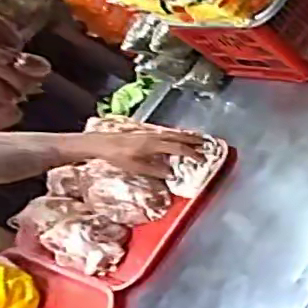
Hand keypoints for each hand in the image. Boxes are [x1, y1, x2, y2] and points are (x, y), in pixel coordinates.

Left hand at [72, 130, 204, 178]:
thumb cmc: (117, 156)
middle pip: (180, 137)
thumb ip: (156, 171)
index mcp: (154, 145)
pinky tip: (178, 136)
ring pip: (174, 133)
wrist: (99, 143)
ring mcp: (150, 132)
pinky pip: (167, 131)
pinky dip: (177, 134)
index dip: (192, 154)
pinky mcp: (146, 131)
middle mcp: (155, 136)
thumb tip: (173, 175)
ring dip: (187, 136)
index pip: (179, 149)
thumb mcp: (136, 167)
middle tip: (207, 144)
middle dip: (195, 141)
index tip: (203, 159)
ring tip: (198, 138)